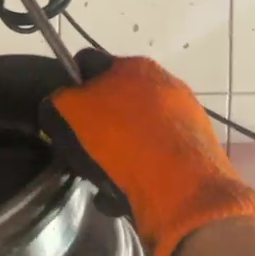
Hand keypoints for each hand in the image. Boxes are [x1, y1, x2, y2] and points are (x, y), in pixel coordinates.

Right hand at [46, 56, 254, 255]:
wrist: (185, 192)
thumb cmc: (122, 143)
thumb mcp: (68, 112)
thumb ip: (57, 99)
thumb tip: (59, 104)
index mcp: (134, 66)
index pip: (86, 63)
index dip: (68, 86)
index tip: (62, 113)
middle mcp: (165, 82)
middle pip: (112, 97)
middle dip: (94, 120)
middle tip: (80, 146)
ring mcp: (185, 115)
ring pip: (133, 128)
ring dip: (115, 148)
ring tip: (103, 174)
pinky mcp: (197, 147)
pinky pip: (154, 153)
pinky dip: (138, 168)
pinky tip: (126, 189)